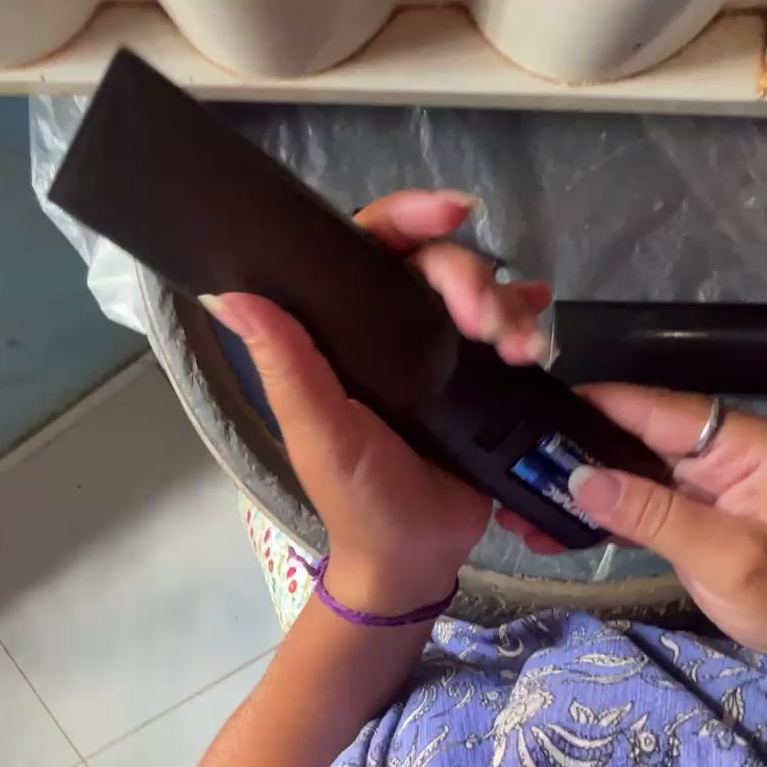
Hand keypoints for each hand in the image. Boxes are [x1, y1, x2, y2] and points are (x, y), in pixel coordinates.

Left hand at [200, 190, 553, 615]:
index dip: (405, 219)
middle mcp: (392, 336)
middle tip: (484, 321)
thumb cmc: (358, 497)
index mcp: (345, 339)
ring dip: (508, 307)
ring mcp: (440, 357)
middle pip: (435, 266)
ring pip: (480, 294)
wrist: (417, 554)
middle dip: (469, 277)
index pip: (369, 252)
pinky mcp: (481, 383)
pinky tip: (538, 342)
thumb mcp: (320, 431)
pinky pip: (509, 334)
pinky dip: (527, 328)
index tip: (448, 212)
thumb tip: (229, 293)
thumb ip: (287, 365)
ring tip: (521, 348)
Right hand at [498, 387, 766, 675]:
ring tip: (521, 509)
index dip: (596, 407)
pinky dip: (601, 517)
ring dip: (580, 491)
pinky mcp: (696, 514)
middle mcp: (725, 451)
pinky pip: (640, 505)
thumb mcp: (728, 558)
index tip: (533, 412)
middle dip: (575, 455)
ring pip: (630, 473)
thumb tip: (579, 479)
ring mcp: (709, 483)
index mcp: (748, 442)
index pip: (659, 408)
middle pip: (636, 438)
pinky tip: (555, 530)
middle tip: (513, 471)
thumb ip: (653, 514)